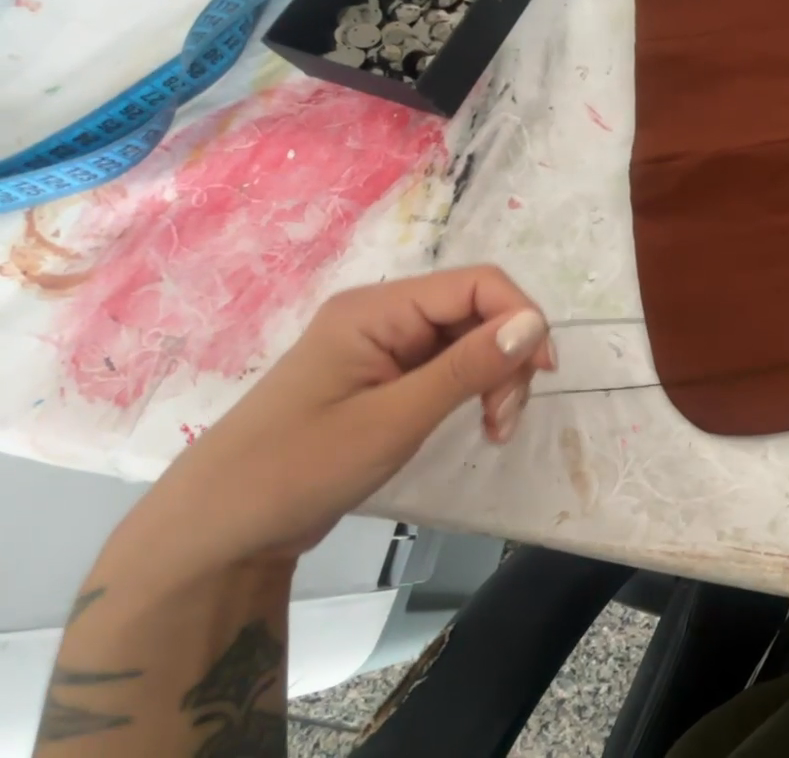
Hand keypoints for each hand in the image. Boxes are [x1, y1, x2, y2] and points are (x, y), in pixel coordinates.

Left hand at [111, 266, 556, 579]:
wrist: (215, 535)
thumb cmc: (296, 470)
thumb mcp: (393, 420)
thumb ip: (468, 367)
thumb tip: (536, 323)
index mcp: (376, 309)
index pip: (479, 284)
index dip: (522, 318)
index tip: (542, 373)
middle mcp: (383, 316)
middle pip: (481, 312)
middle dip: (509, 358)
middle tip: (505, 418)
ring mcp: (385, 348)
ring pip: (474, 341)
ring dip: (499, 379)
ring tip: (495, 428)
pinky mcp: (388, 378)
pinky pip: (454, 367)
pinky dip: (478, 392)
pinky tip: (482, 424)